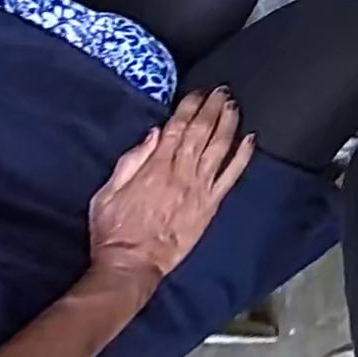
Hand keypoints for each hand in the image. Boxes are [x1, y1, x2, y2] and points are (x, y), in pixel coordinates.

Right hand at [88, 90, 255, 285]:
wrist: (131, 265)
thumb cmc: (114, 231)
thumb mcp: (106, 194)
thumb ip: (130, 161)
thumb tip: (154, 133)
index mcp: (156, 167)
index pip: (178, 127)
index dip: (190, 106)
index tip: (198, 93)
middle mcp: (182, 171)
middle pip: (202, 130)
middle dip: (213, 107)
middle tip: (222, 91)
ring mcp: (201, 186)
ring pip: (220, 145)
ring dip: (229, 122)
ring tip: (234, 105)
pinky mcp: (212, 201)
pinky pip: (232, 174)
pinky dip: (243, 155)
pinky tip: (251, 138)